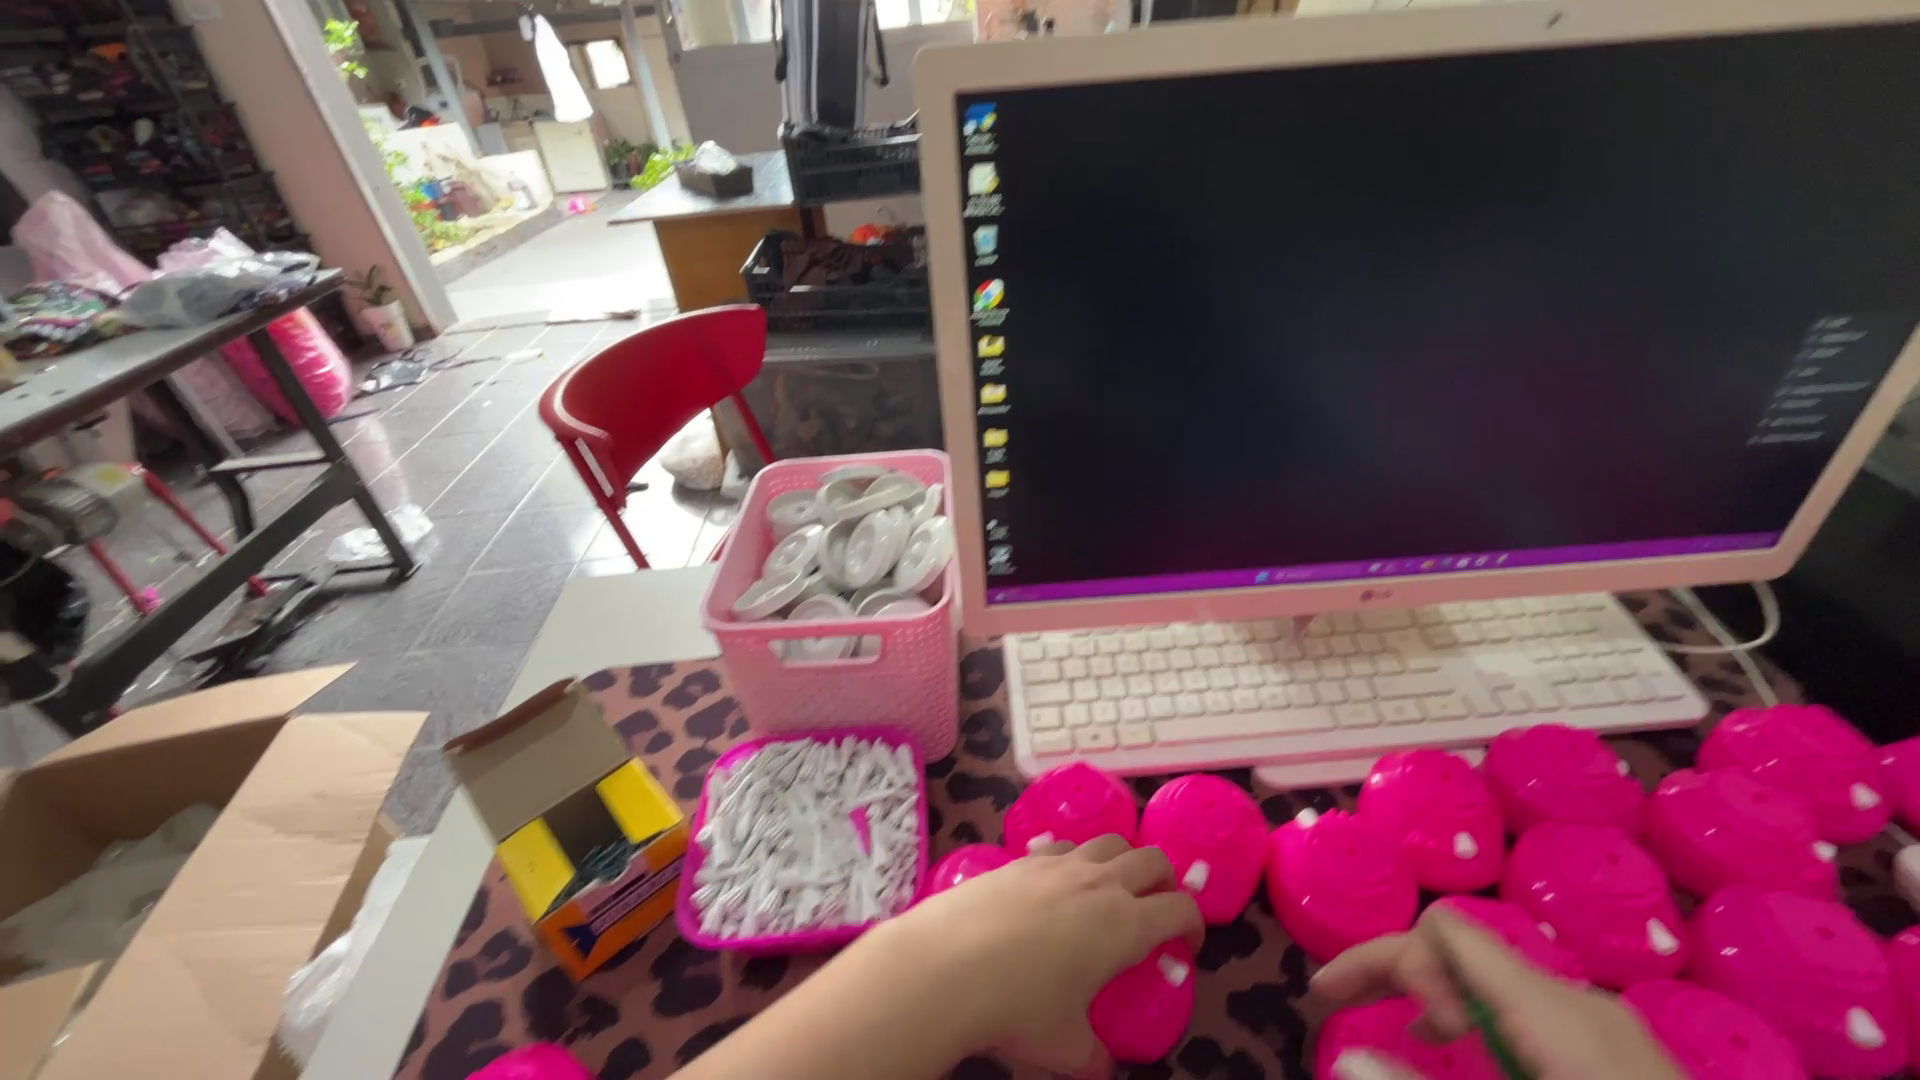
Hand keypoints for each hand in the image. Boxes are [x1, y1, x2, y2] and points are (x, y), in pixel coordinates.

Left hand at [856, 834, 1203, 1075]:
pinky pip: (1061, 846)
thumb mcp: (1066, 1047)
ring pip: (1108, 841)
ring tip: (1108, 888)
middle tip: (1155, 908)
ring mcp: (1058, 863)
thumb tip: (1102, 1067)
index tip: (1186, 946)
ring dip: (1120, 859)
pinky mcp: (1021, 858)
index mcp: (1125, 924)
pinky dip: (1071, 858)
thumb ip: (1094, 1056)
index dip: (1193, 924)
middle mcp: (1099, 882)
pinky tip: (1055, 883)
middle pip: (1151, 859)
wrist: (947, 963)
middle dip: (1164, 880)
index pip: (1180, 908)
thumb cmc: (1018, 1006)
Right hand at [1307, 905, 1684, 1079]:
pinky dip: (1474, 1011)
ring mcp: (1606, 1024)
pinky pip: (1524, 1003)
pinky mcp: (1617, 1050)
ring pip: (1490, 975)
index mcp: (1559, 1015)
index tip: (1372, 1017)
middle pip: (1462, 948)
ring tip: (1394, 1025)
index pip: (1447, 933)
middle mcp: (1580, 1002)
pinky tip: (1460, 1045)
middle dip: (1392, 969)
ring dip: (1430, 991)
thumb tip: (1344, 1057)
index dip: (1393, 959)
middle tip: (1331, 1002)